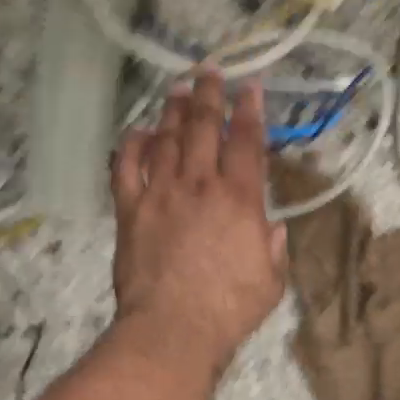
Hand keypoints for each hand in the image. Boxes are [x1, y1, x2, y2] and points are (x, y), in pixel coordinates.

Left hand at [109, 73, 287, 372]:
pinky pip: (126, 165)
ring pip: (165, 138)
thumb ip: (273, 248)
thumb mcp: (271, 281)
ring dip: (172, 110)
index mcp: (240, 199)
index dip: (249, 110)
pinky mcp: (129, 209)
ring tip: (177, 90)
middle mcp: (199, 184)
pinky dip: (131, 144)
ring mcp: (160, 193)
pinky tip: (137, 132)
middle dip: (208, 95)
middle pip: (203, 127)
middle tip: (210, 73)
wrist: (174, 327)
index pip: (246, 141)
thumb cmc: (230, 309)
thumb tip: (273, 228)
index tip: (250, 87)